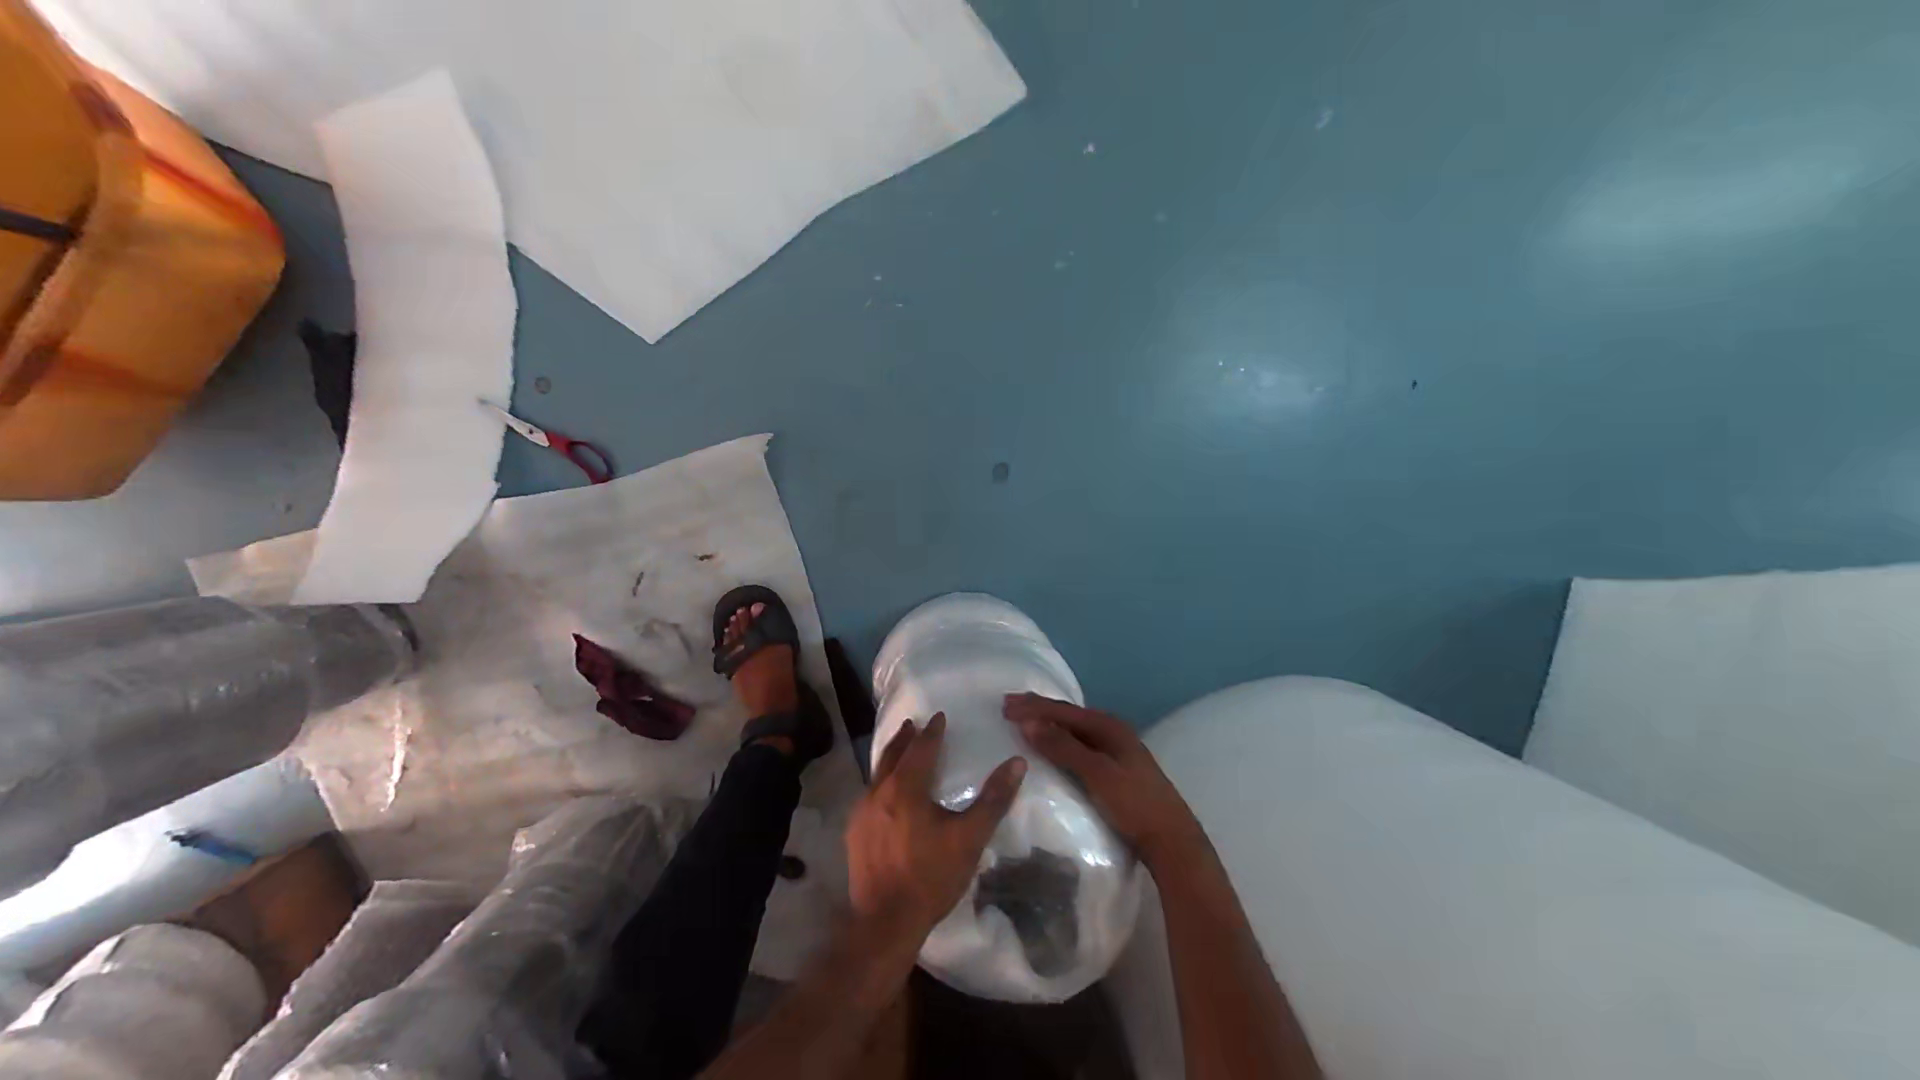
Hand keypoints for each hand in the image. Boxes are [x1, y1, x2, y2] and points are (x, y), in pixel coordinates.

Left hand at [847, 712, 1026, 942]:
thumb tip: (1016, 763)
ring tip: (900, 753)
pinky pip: (868, 797)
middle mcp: (878, 793)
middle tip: (913, 724)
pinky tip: (886, 796)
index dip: (932, 732)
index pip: (921, 749)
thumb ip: (993, 799)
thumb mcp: (970, 838)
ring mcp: (861, 814)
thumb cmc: (931, 877)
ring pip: (877, 775)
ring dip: (890, 760)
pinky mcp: (854, 835)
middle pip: (892, 756)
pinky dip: (880, 785)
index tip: (939, 717)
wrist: (886, 922)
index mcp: (905, 788)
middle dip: (905, 739)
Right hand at [1004, 693, 1204, 868]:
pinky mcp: (1114, 769)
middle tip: (1008, 707)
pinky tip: (1049, 747)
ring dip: (1047, 725)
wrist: (1171, 841)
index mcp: (1109, 726)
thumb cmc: (1134, 804)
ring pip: (1073, 730)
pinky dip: (1058, 741)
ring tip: (1023, 723)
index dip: (1033, 707)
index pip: (1063, 710)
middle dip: (1038, 710)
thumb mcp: (1096, 774)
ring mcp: (1115, 751)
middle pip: (1068, 716)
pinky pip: (1078, 745)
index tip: (1004, 706)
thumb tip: (1028, 722)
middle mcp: (1112, 732)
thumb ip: (1063, 747)